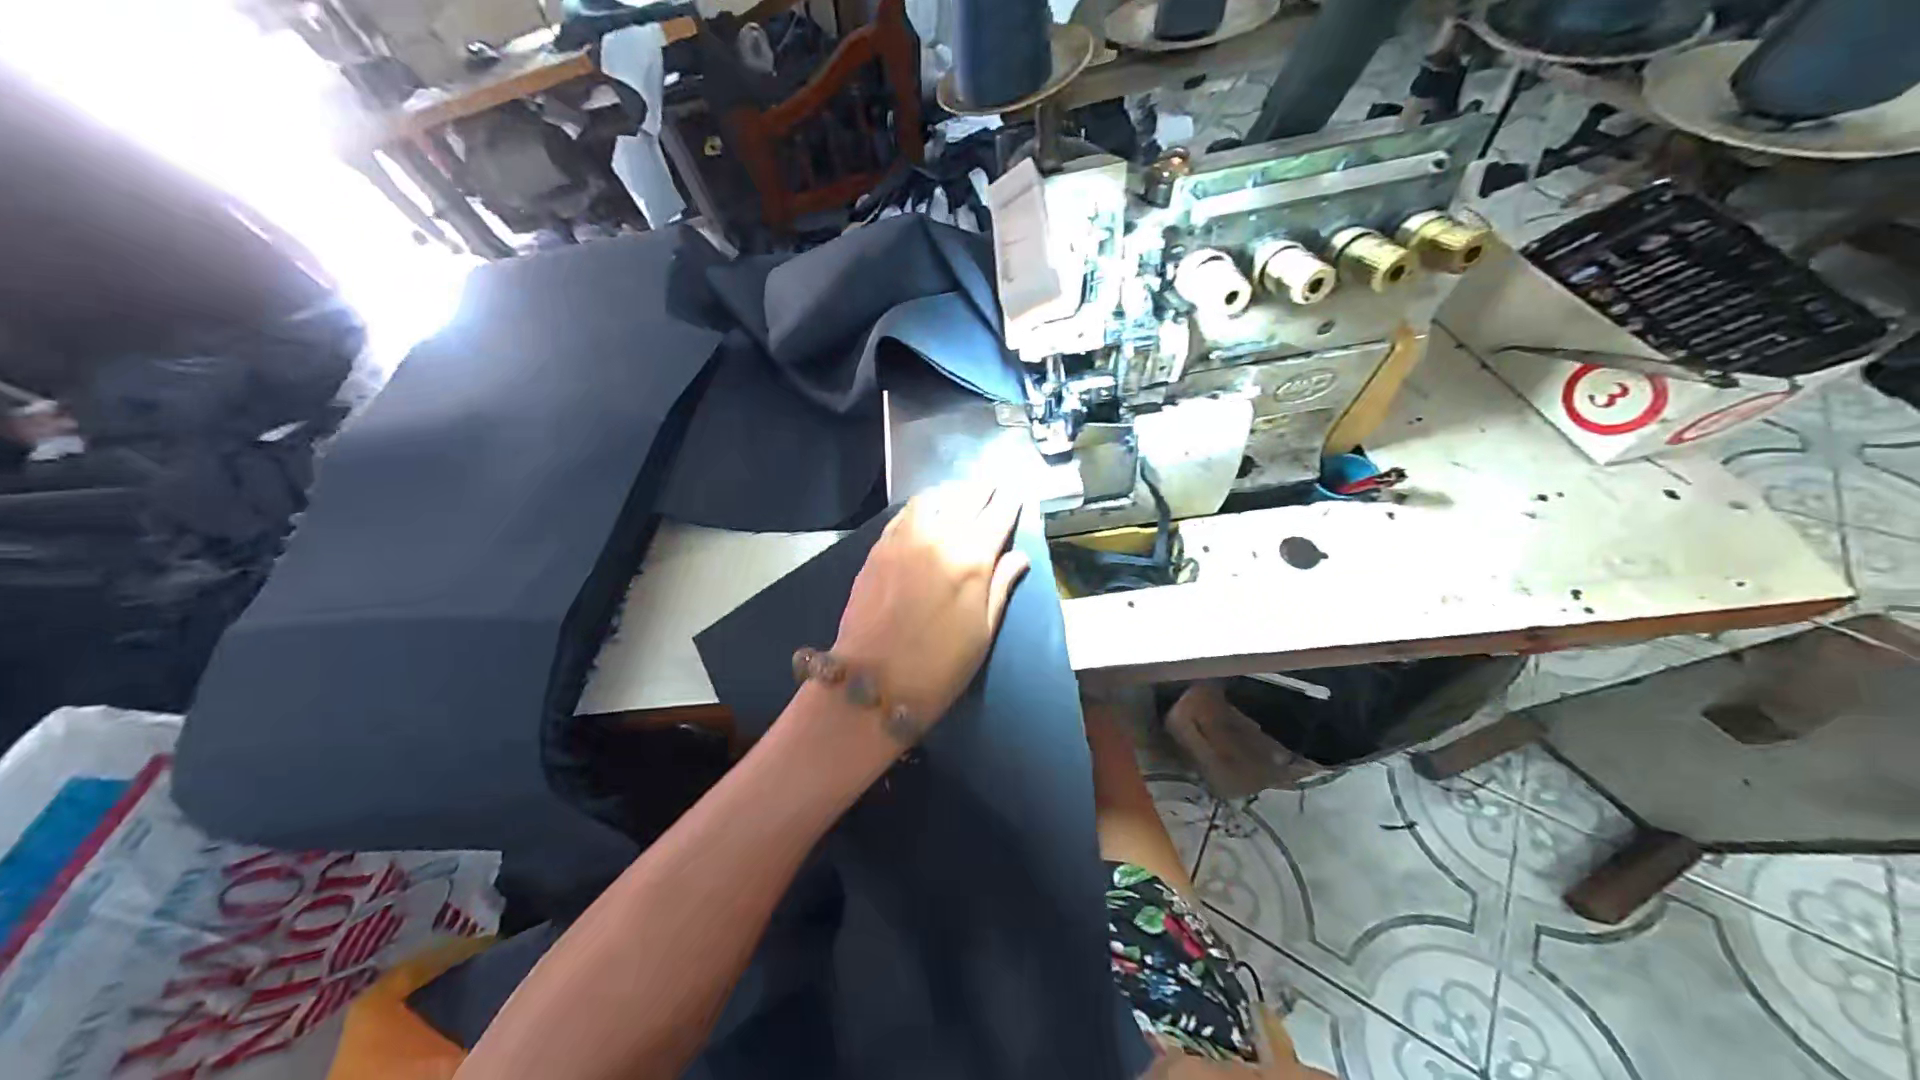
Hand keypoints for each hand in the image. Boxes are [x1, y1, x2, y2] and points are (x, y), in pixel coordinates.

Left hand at [831, 483, 1030, 743]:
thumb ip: (1000, 586)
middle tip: (992, 486)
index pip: (997, 515)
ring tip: (960, 495)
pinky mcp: (878, 548)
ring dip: (951, 493)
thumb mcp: (982, 632)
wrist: (872, 682)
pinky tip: (927, 511)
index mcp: (971, 558)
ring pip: (932, 499)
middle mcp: (938, 537)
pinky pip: (905, 514)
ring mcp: (903, 539)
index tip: (1016, 491)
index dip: (1010, 501)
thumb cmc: (939, 666)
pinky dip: (922, 506)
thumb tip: (1017, 556)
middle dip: (982, 490)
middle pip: (965, 499)